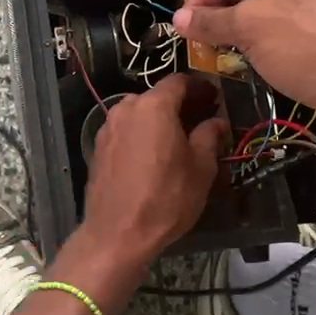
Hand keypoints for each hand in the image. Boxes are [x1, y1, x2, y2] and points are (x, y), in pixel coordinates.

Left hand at [79, 74, 227, 260]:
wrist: (118, 232)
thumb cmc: (166, 198)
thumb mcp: (200, 168)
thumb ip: (209, 137)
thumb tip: (217, 121)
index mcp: (154, 106)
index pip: (178, 81)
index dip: (199, 86)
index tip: (214, 97)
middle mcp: (126, 108)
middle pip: (157, 96)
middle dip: (180, 104)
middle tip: (201, 119)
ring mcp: (108, 126)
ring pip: (139, 113)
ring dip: (159, 119)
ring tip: (178, 138)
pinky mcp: (98, 146)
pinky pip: (126, 130)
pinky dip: (141, 133)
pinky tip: (153, 154)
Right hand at [172, 0, 315, 153]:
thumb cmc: (313, 48)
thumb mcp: (252, 29)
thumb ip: (212, 21)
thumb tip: (179, 18)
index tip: (186, 18)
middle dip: (231, 14)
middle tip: (209, 41)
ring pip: (281, 14)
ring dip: (254, 35)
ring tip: (239, 58)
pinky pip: (304, 35)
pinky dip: (283, 49)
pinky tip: (276, 71)